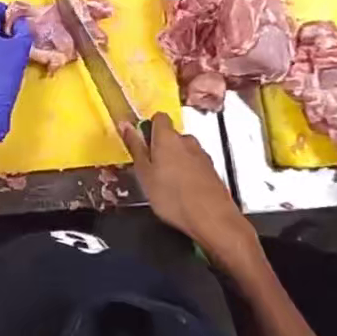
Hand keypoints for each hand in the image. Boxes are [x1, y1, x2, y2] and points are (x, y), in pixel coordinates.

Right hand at [119, 113, 254, 262]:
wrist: (211, 218)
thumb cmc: (173, 197)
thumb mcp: (144, 174)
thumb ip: (135, 147)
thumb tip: (125, 125)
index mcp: (168, 138)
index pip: (159, 118)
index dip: (148, 127)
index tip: (140, 142)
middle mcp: (187, 141)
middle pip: (170, 136)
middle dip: (159, 148)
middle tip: (149, 168)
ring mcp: (202, 155)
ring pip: (183, 151)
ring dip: (173, 161)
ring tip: (164, 183)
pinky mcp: (211, 170)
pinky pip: (193, 164)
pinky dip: (186, 172)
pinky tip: (180, 191)